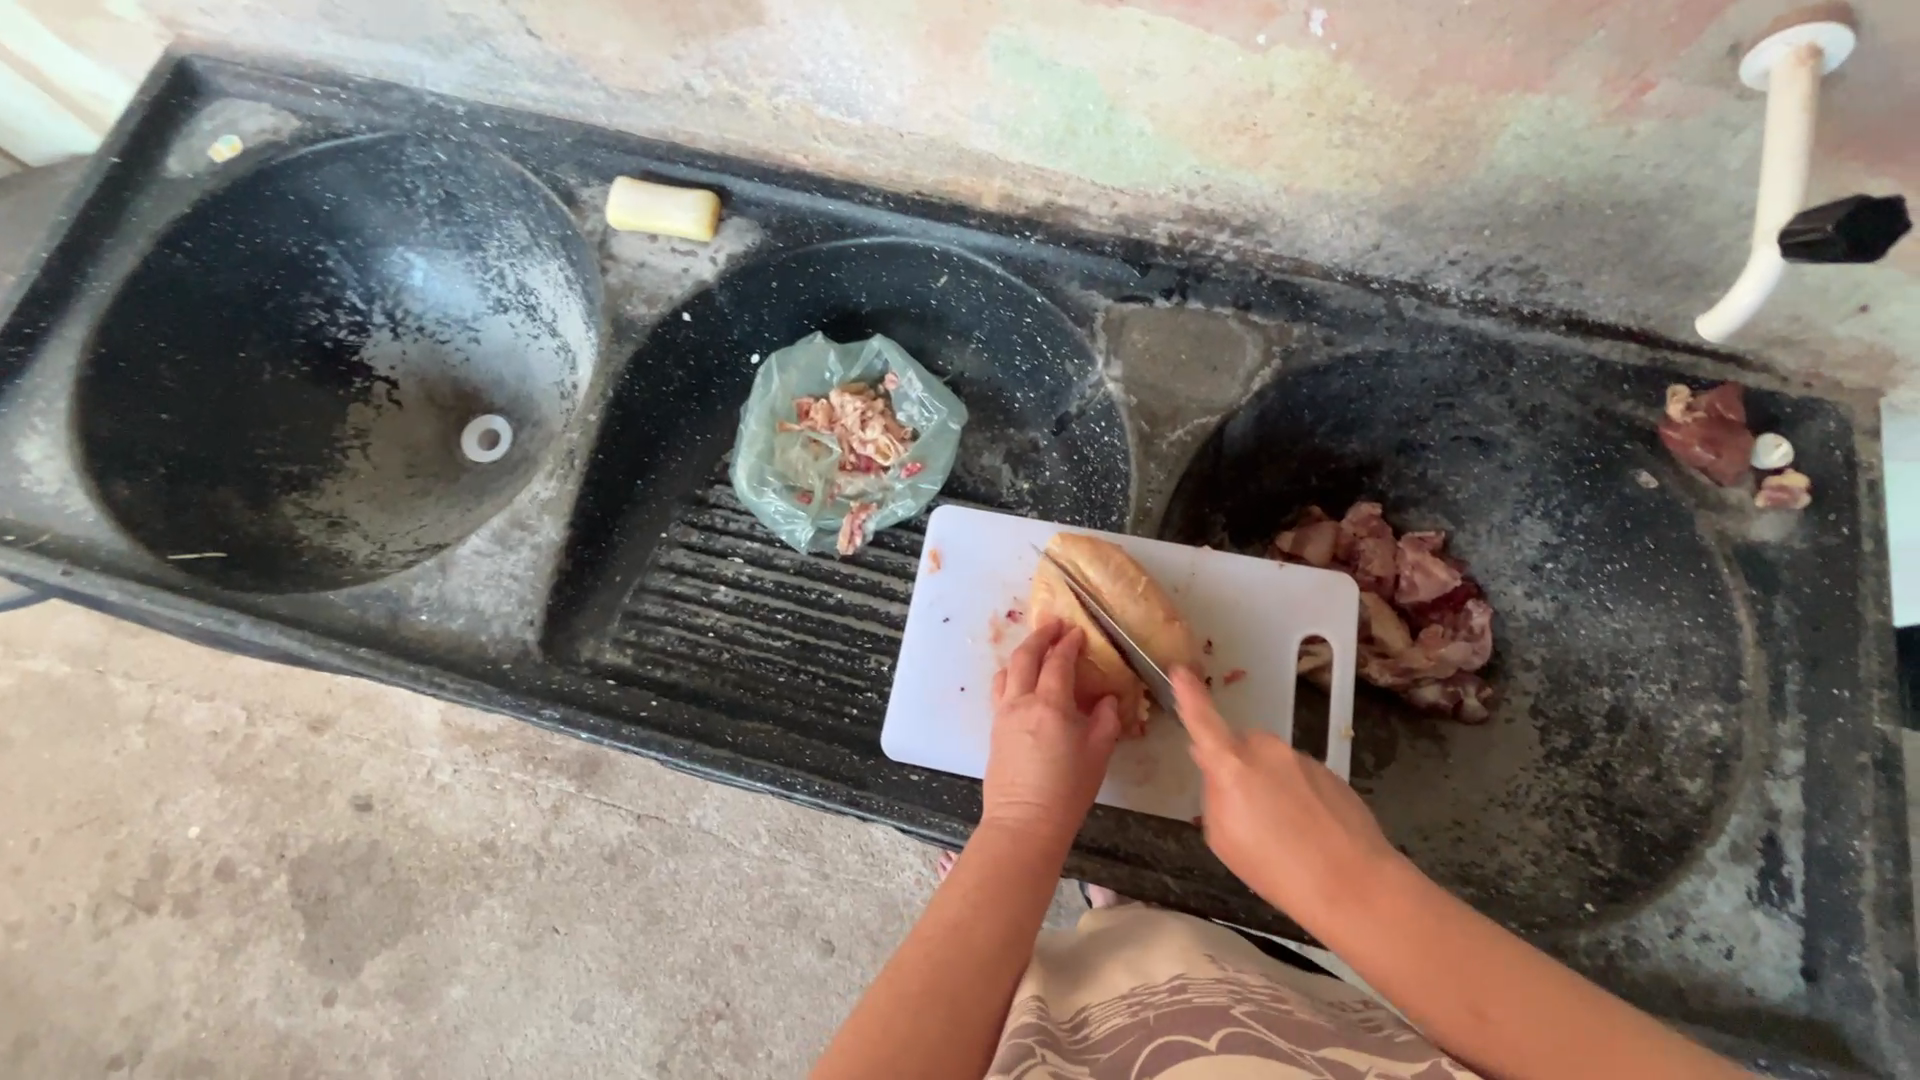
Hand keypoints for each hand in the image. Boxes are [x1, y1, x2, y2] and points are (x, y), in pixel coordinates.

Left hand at [980, 620, 1123, 846]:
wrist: (1023, 823)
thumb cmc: (1067, 792)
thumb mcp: (1098, 756)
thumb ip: (1105, 722)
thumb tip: (1107, 699)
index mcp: (1050, 706)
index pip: (1058, 662)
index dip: (1068, 644)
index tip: (1078, 632)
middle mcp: (1021, 703)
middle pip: (1025, 656)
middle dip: (1040, 636)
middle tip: (1054, 624)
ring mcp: (1003, 715)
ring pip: (1007, 671)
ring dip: (1021, 654)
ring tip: (1036, 650)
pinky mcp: (994, 729)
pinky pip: (1000, 690)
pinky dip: (1012, 675)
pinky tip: (1022, 682)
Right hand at [1170, 667, 1403, 927]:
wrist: (1354, 884)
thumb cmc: (1275, 868)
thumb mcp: (1223, 838)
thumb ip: (1214, 796)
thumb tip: (1217, 773)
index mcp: (1232, 765)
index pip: (1203, 721)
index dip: (1189, 696)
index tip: (1180, 672)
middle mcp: (1267, 751)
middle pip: (1240, 747)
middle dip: (1237, 767)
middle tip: (1244, 811)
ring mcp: (1302, 759)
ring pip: (1271, 763)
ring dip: (1269, 785)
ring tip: (1283, 833)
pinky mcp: (1331, 773)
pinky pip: (1300, 778)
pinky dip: (1297, 797)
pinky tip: (1308, 833)